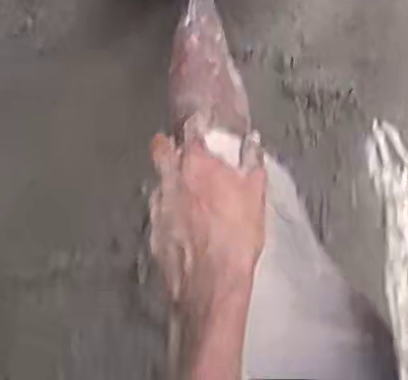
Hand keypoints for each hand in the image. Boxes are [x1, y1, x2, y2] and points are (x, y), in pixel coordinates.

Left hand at [149, 117, 266, 320]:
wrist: (211, 285)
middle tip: (180, 149)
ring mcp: (159, 204)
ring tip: (184, 190)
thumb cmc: (236, 235)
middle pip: (160, 147)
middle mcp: (171, 177)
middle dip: (167, 143)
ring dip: (169, 180)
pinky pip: (158, 211)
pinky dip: (168, 210)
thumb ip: (252, 161)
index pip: (191, 127)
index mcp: (196, 161)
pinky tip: (181, 222)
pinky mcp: (153, 232)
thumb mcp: (255, 193)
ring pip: (158, 180)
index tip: (203, 122)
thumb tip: (252, 142)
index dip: (198, 122)